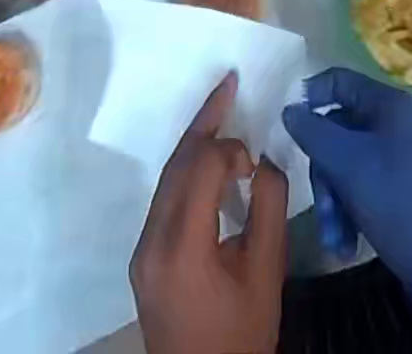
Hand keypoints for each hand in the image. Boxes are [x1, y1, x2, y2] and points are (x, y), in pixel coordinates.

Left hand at [131, 72, 288, 353]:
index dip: (228, 148)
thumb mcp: (268, 273)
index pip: (199, 167)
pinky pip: (166, 196)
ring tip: (222, 109)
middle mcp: (151, 239)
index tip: (254, 163)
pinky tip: (210, 162)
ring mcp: (141, 247)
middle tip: (229, 83)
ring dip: (196, 143)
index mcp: (182, 245)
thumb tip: (265, 159)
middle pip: (177, 162)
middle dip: (205, 120)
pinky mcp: (143, 254)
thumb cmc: (242, 335)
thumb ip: (271, 207)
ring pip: (167, 175)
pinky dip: (189, 171)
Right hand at [282, 68, 411, 352]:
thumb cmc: (399, 204)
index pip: (338, 80)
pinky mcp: (399, 191)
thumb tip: (289, 109)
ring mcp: (397, 159)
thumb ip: (313, 132)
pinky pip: (360, 189)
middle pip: (336, 130)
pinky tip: (346, 245)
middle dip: (322, 173)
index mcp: (387, 105)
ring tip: (334, 239)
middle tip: (321, 206)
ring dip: (332, 202)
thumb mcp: (348, 164)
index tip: (287, 126)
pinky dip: (348, 214)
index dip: (310, 96)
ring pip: (344, 165)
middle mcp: (393, 125)